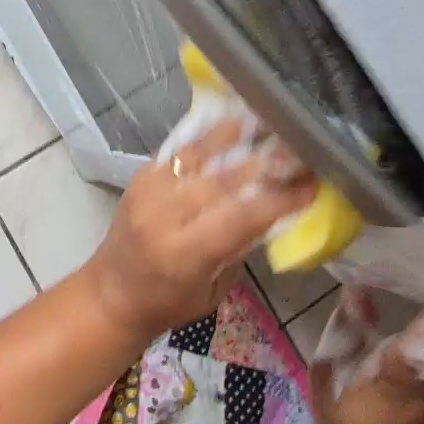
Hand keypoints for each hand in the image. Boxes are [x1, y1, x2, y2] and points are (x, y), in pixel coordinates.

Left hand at [80, 117, 320, 338]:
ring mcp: (148, 191)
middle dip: (263, 164)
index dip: (277, 200)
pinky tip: (228, 124)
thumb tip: (274, 210)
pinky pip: (177, 152)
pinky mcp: (141, 177)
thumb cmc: (170, 301)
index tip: (310, 186)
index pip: (238, 218)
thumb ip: (239, 247)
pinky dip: (205, 138)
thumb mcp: (215, 289)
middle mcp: (164, 217)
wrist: (113, 292)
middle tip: (297, 149)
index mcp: (185, 254)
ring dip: (232, 138)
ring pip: (196, 157)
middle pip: (220, 181)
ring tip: (263, 121)